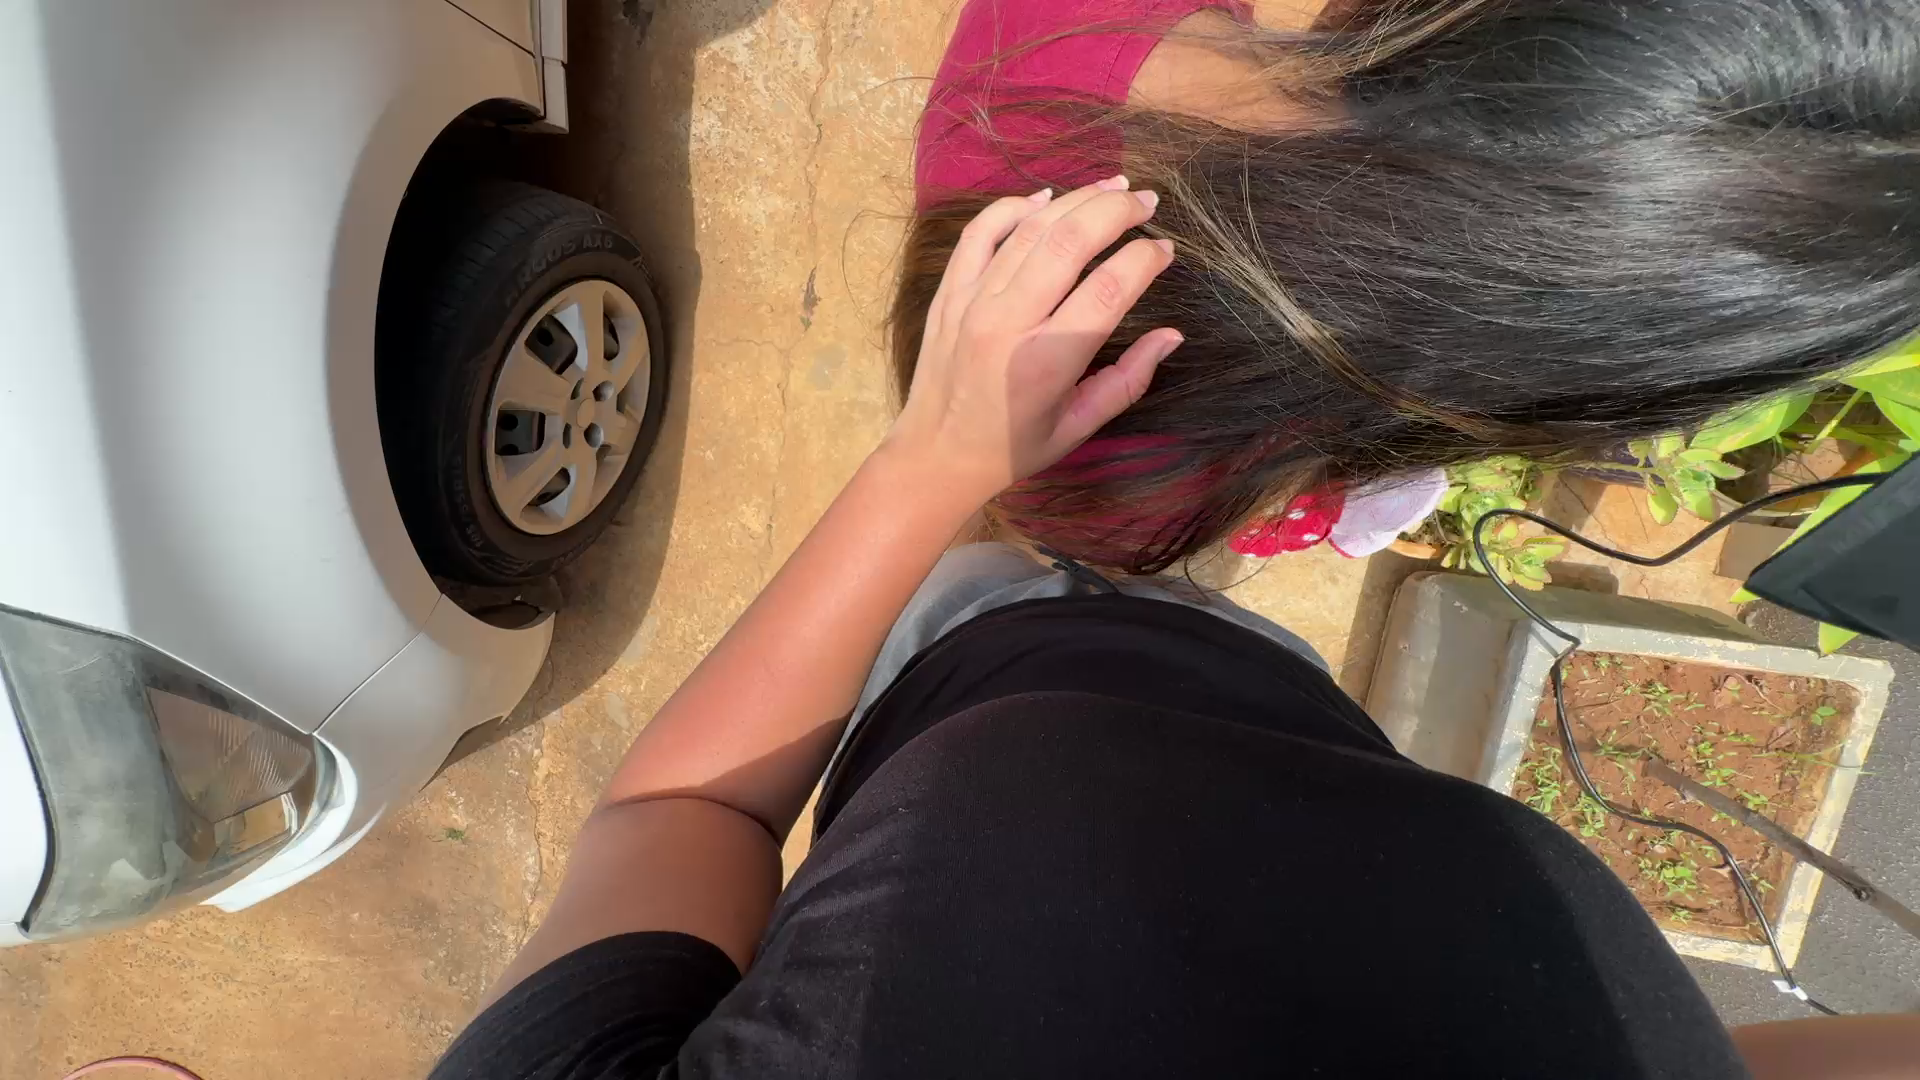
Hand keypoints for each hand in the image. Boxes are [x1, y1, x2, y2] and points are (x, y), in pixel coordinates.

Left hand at [883, 176, 1182, 503]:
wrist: (935, 456)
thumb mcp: (1076, 428)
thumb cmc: (1011, 450)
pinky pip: (980, 233)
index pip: (1110, 288)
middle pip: (1071, 241)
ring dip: (1076, 200)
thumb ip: (1127, 382)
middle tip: (1147, 202)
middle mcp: (1007, 322)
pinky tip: (1045, 199)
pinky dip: (1014, 208)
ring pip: (1030, 229)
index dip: (1146, 259)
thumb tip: (1171, 336)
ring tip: (1111, 187)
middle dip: (1117, 212)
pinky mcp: (948, 294)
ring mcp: (971, 302)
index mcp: (1045, 362)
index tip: (1165, 251)